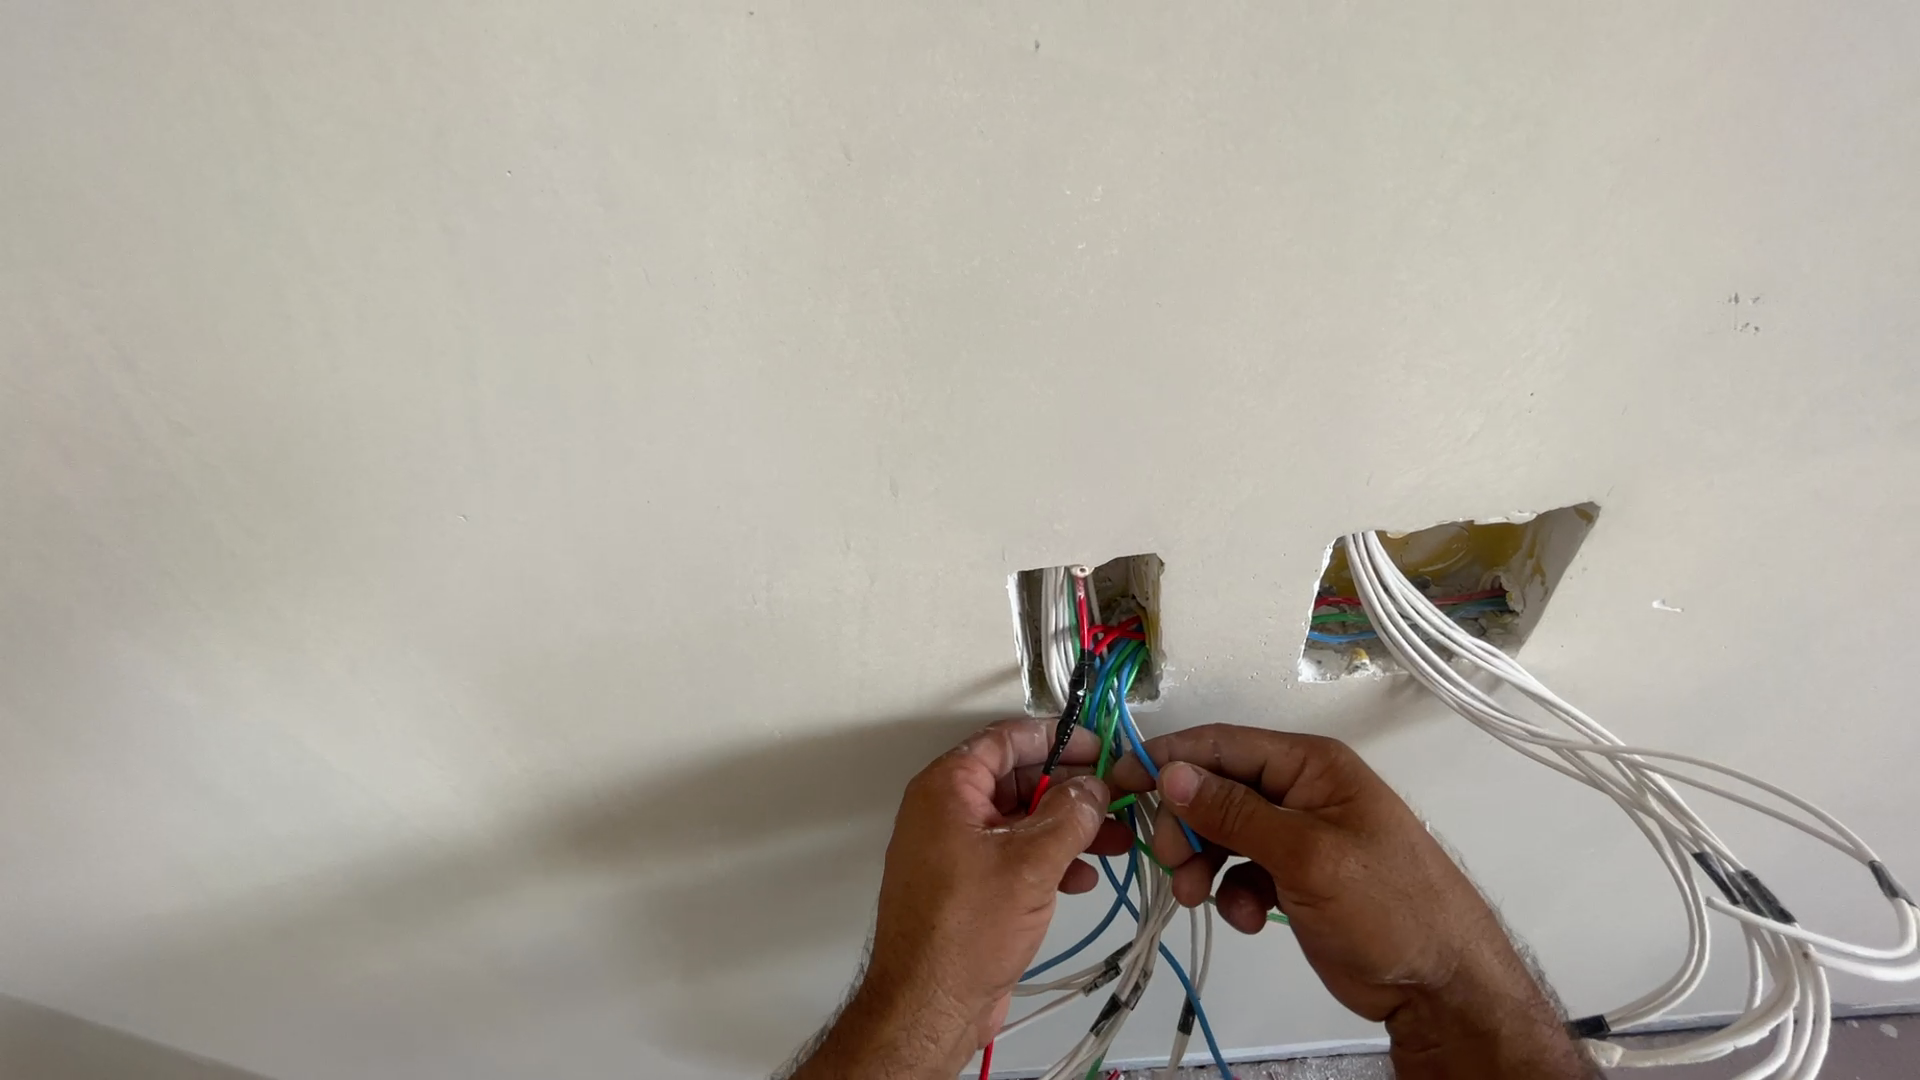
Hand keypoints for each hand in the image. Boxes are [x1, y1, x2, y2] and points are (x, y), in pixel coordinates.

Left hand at [787, 719, 1130, 1079]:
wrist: (928, 1008)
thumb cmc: (962, 931)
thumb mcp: (1029, 863)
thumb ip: (1068, 816)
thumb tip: (1093, 788)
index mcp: (948, 788)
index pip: (1004, 740)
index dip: (1054, 738)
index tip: (1095, 745)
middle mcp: (949, 810)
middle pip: (1018, 779)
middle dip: (1070, 789)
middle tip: (1114, 794)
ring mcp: (958, 848)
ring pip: (1022, 819)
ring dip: (1069, 827)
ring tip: (1116, 838)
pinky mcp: (971, 883)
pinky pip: (1015, 854)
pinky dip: (1050, 859)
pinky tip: (1084, 876)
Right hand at [1110, 724, 1593, 1078]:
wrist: (1445, 995)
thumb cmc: (1388, 908)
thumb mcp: (1306, 856)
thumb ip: (1233, 812)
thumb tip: (1170, 773)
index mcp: (1308, 764)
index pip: (1222, 744)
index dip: (1169, 758)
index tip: (1122, 780)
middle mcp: (1298, 789)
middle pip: (1215, 788)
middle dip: (1186, 823)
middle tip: (1170, 860)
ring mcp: (1295, 832)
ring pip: (1221, 829)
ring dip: (1201, 860)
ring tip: (1195, 896)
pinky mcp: (1291, 872)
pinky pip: (1239, 866)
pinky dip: (1229, 889)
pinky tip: (1243, 916)